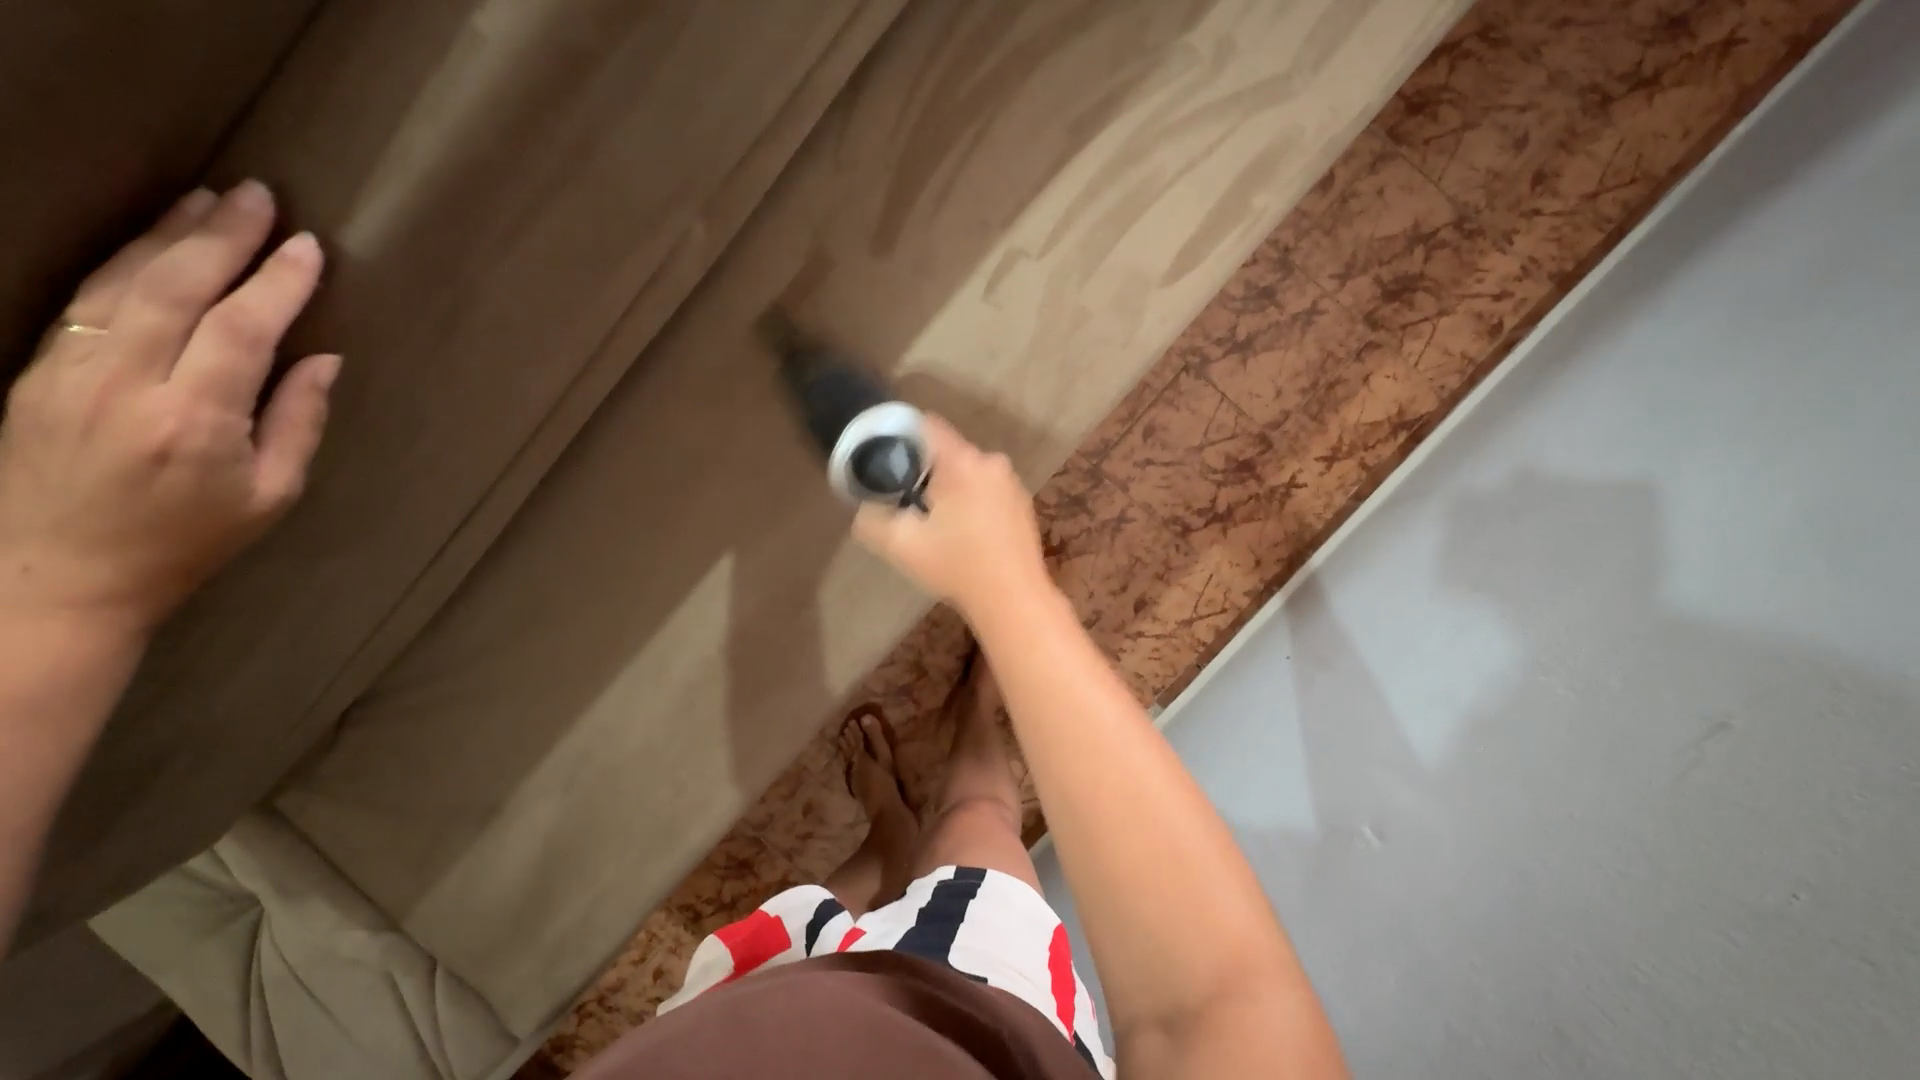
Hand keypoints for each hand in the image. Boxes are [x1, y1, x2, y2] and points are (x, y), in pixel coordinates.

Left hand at [0, 181, 338, 632]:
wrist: (58, 576)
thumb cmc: (186, 543)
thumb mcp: (270, 496)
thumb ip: (298, 422)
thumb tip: (322, 359)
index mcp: (194, 422)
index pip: (241, 330)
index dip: (278, 283)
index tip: (308, 249)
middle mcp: (126, 385)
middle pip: (177, 288)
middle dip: (222, 237)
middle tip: (259, 196)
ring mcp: (70, 372)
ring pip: (123, 281)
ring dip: (170, 234)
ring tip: (210, 201)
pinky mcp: (39, 370)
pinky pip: (89, 299)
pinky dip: (126, 260)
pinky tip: (154, 241)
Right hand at [852, 415, 1053, 618]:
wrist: (1013, 599)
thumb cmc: (956, 567)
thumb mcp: (901, 546)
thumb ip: (871, 520)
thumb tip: (865, 509)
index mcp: (962, 463)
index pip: (927, 426)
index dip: (903, 437)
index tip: (888, 459)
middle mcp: (991, 463)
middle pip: (948, 453)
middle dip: (927, 473)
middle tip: (910, 506)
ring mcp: (1011, 483)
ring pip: (969, 473)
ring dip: (951, 491)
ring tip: (938, 525)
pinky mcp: (1023, 504)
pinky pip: (987, 490)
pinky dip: (973, 503)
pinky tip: (966, 535)